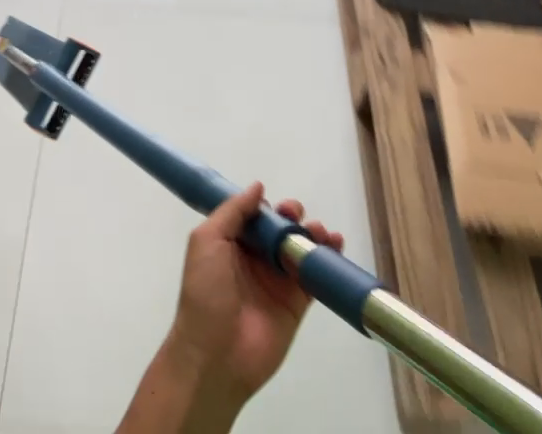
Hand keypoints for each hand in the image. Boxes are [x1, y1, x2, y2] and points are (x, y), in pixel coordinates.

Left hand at [169, 182, 344, 398]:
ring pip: (299, 250)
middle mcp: (253, 259)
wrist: (215, 354)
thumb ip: (232, 212)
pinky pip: (314, 277)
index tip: (276, 206)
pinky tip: (335, 247)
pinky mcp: (295, 304)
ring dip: (312, 235)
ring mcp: (275, 282)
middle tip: (297, 217)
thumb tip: (258, 187)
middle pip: (279, 230)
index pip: (253, 217)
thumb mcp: (207, 242)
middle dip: (291, 218)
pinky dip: (327, 261)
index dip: (266, 207)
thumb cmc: (206, 293)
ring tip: (321, 232)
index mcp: (229, 243)